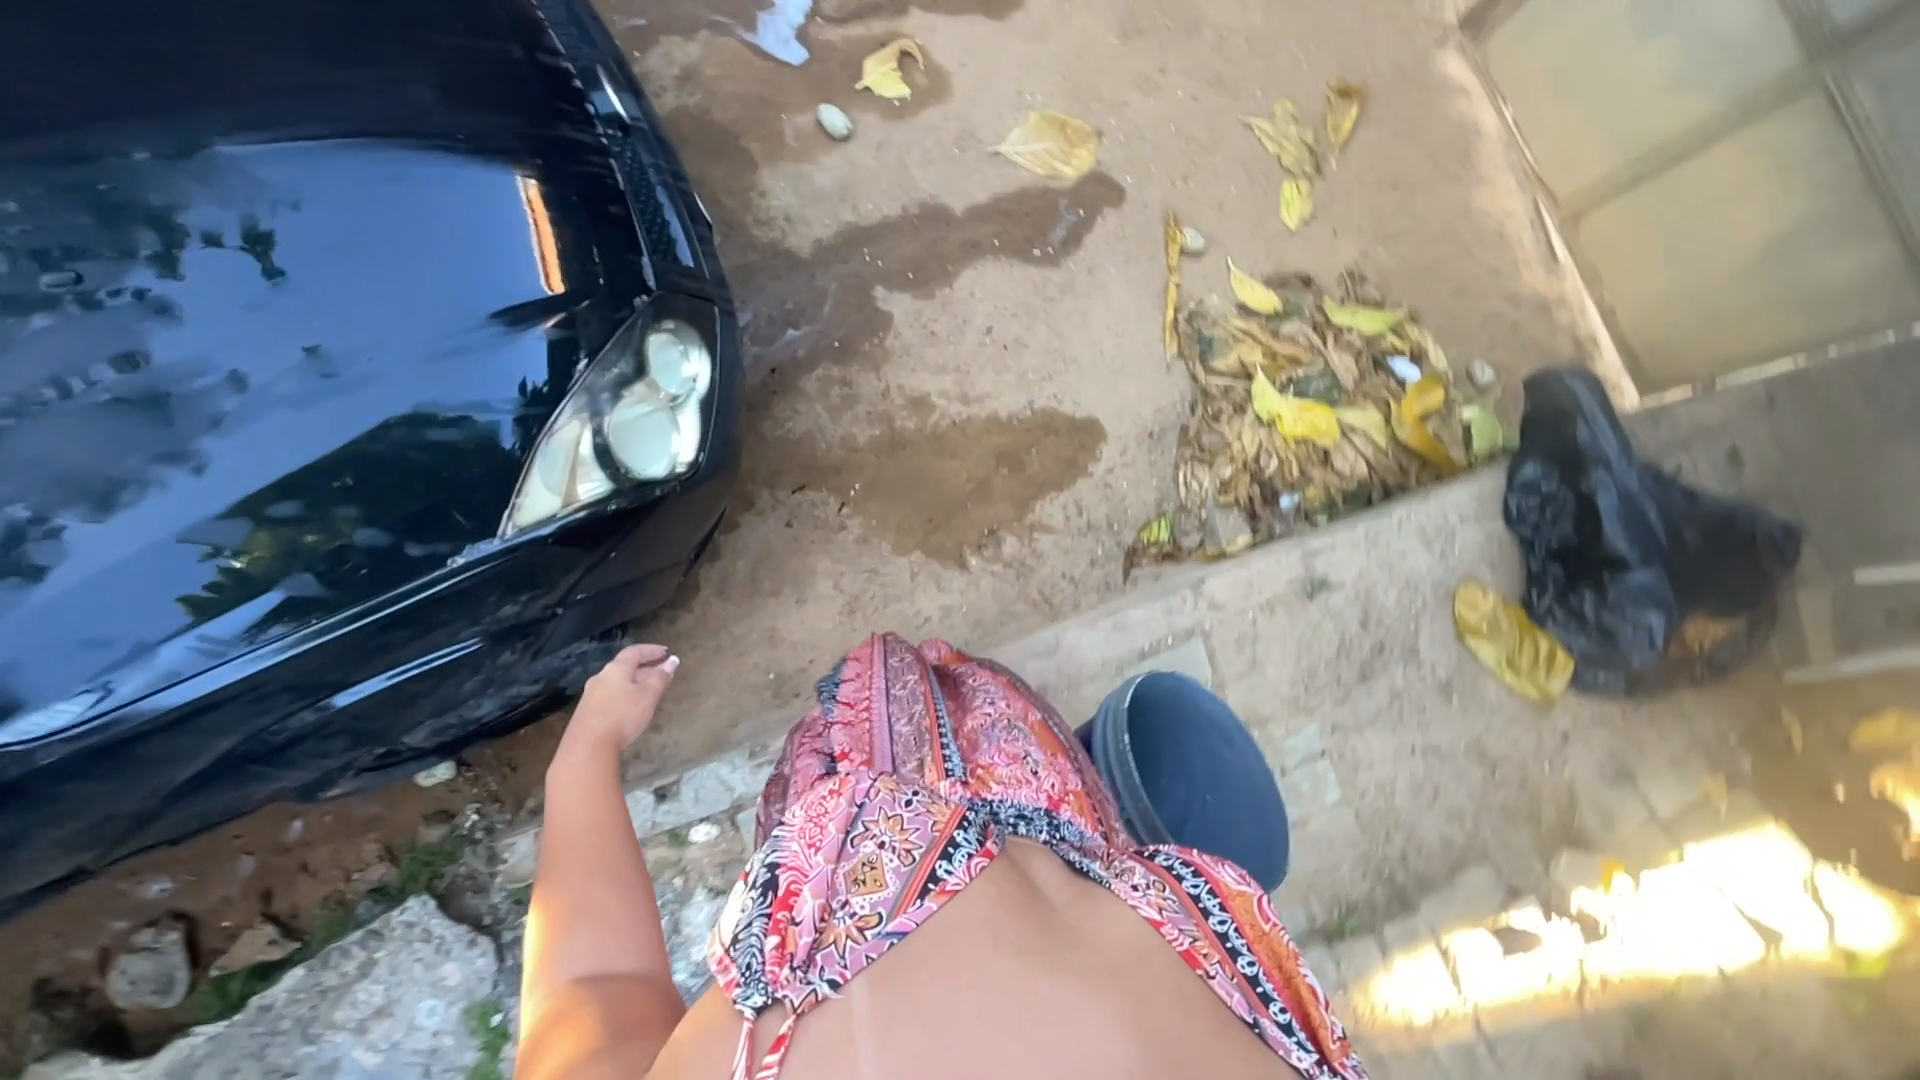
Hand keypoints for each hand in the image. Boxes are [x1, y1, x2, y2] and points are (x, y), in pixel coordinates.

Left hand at [564, 644, 678, 756]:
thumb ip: (660, 677)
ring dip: (635, 683)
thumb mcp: (648, 696)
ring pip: (617, 683)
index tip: (666, 652)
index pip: (634, 652)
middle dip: (645, 668)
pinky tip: (631, 708)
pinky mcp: (587, 712)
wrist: (588, 747)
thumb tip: (672, 661)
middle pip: (624, 667)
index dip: (651, 650)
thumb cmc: (622, 715)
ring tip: (650, 691)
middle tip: (662, 673)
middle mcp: (600, 678)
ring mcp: (591, 696)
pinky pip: (610, 696)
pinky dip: (625, 695)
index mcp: (615, 670)